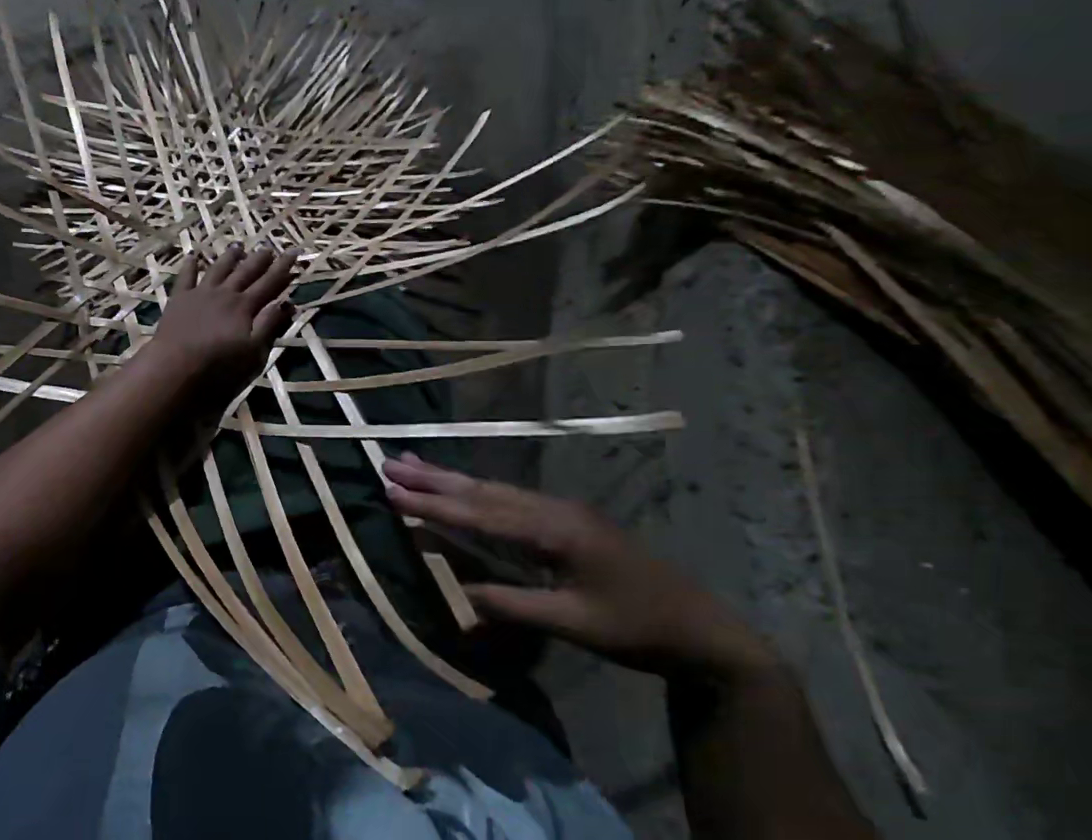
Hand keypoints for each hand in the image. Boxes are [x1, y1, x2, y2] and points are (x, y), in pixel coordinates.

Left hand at [139, 244, 298, 395]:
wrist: (174, 369)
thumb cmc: (220, 367)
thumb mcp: (254, 353)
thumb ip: (270, 326)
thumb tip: (288, 303)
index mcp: (245, 307)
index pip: (270, 283)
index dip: (283, 268)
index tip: (294, 252)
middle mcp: (225, 294)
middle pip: (245, 272)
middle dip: (260, 260)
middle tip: (269, 248)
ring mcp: (200, 294)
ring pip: (218, 269)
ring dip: (229, 257)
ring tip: (238, 246)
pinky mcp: (178, 300)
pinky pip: (186, 277)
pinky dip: (190, 265)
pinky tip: (193, 256)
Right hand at [384, 454, 776, 682]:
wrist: (702, 628)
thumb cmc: (637, 628)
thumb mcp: (574, 625)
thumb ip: (513, 606)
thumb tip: (457, 596)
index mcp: (554, 530)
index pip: (481, 515)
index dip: (434, 505)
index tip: (393, 492)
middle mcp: (553, 509)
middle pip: (483, 490)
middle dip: (434, 478)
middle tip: (389, 462)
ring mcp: (561, 510)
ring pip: (495, 489)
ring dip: (452, 478)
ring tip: (413, 464)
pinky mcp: (565, 519)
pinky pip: (510, 498)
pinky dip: (477, 491)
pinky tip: (462, 487)